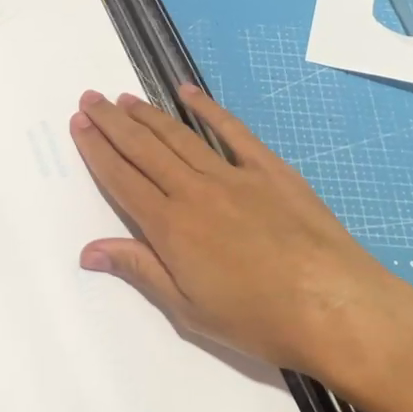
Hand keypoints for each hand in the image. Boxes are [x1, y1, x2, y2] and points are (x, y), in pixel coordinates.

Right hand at [70, 86, 412, 411]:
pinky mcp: (269, 168)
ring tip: (125, 98)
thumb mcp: (189, 309)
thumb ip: (140, 270)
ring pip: (179, 136)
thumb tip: (89, 249)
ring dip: (148, 114)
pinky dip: (207, 109)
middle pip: (143, 149)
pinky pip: (231, 130)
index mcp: (170, 227)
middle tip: (90, 98)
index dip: (97, 150)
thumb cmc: (257, 319)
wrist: (334, 305)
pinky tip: (187, 92)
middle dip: (112, 122)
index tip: (79, 124)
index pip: (122, 180)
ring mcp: (233, 174)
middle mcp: (193, 191)